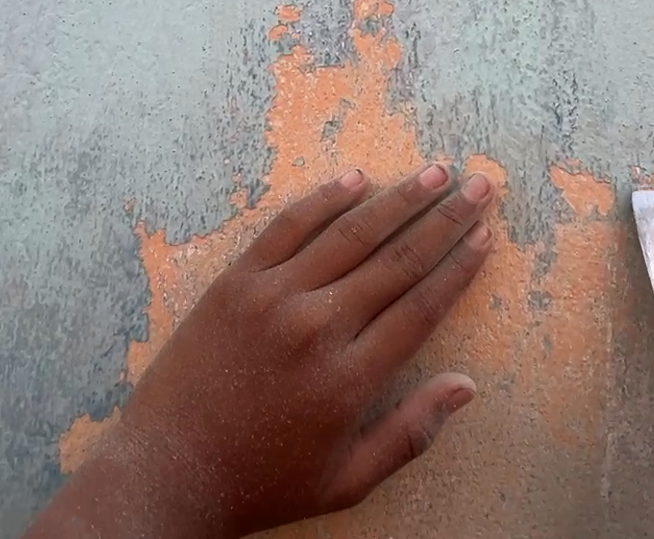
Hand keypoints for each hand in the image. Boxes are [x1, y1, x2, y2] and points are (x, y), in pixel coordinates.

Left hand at [30, 163, 496, 538]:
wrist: (168, 469)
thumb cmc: (263, 480)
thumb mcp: (346, 481)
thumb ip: (411, 432)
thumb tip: (468, 385)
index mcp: (349, 378)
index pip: (421, 306)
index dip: (460, 266)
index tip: (486, 235)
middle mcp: (318, 327)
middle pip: (397, 260)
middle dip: (445, 220)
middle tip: (479, 187)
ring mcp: (275, 297)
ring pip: (350, 234)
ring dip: (399, 199)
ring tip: (435, 172)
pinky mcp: (238, 281)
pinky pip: (288, 227)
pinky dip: (323, 200)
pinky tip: (355, 178)